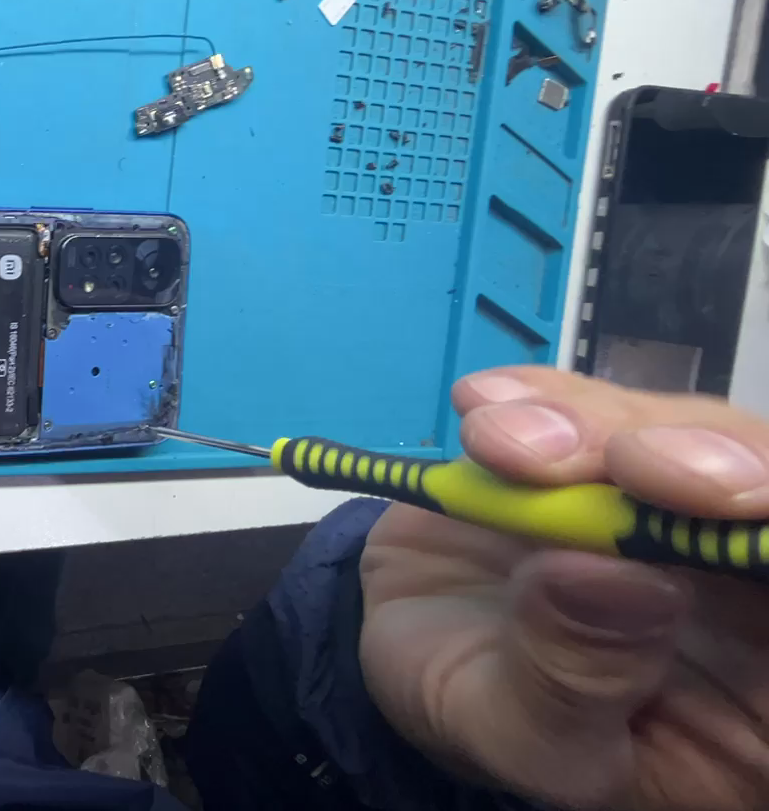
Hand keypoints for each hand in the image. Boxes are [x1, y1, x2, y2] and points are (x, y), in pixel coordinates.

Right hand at [360, 366, 768, 808]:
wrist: (391, 642)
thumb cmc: (470, 714)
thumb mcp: (515, 731)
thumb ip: (570, 673)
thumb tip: (619, 573)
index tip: (724, 501)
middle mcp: (745, 584)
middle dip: (715, 456)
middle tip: (626, 461)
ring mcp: (660, 509)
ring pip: (689, 430)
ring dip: (595, 419)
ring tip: (498, 443)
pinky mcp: (578, 456)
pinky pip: (585, 401)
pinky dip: (535, 392)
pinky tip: (483, 403)